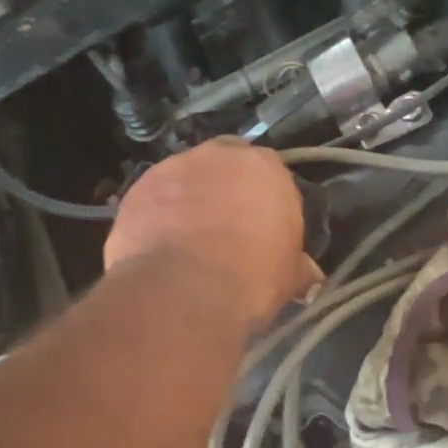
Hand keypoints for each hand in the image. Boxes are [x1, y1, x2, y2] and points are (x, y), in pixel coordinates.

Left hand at [106, 138, 310, 330]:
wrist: (183, 291)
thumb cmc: (250, 279)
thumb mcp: (289, 277)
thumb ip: (299, 267)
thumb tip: (310, 276)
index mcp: (266, 168)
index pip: (270, 173)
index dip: (264, 200)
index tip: (262, 226)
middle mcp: (219, 155)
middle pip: (225, 164)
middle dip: (225, 188)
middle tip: (225, 227)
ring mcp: (174, 167)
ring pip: (185, 177)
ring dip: (189, 198)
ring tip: (187, 238)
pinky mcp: (137, 188)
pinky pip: (153, 198)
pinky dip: (157, 214)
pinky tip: (158, 244)